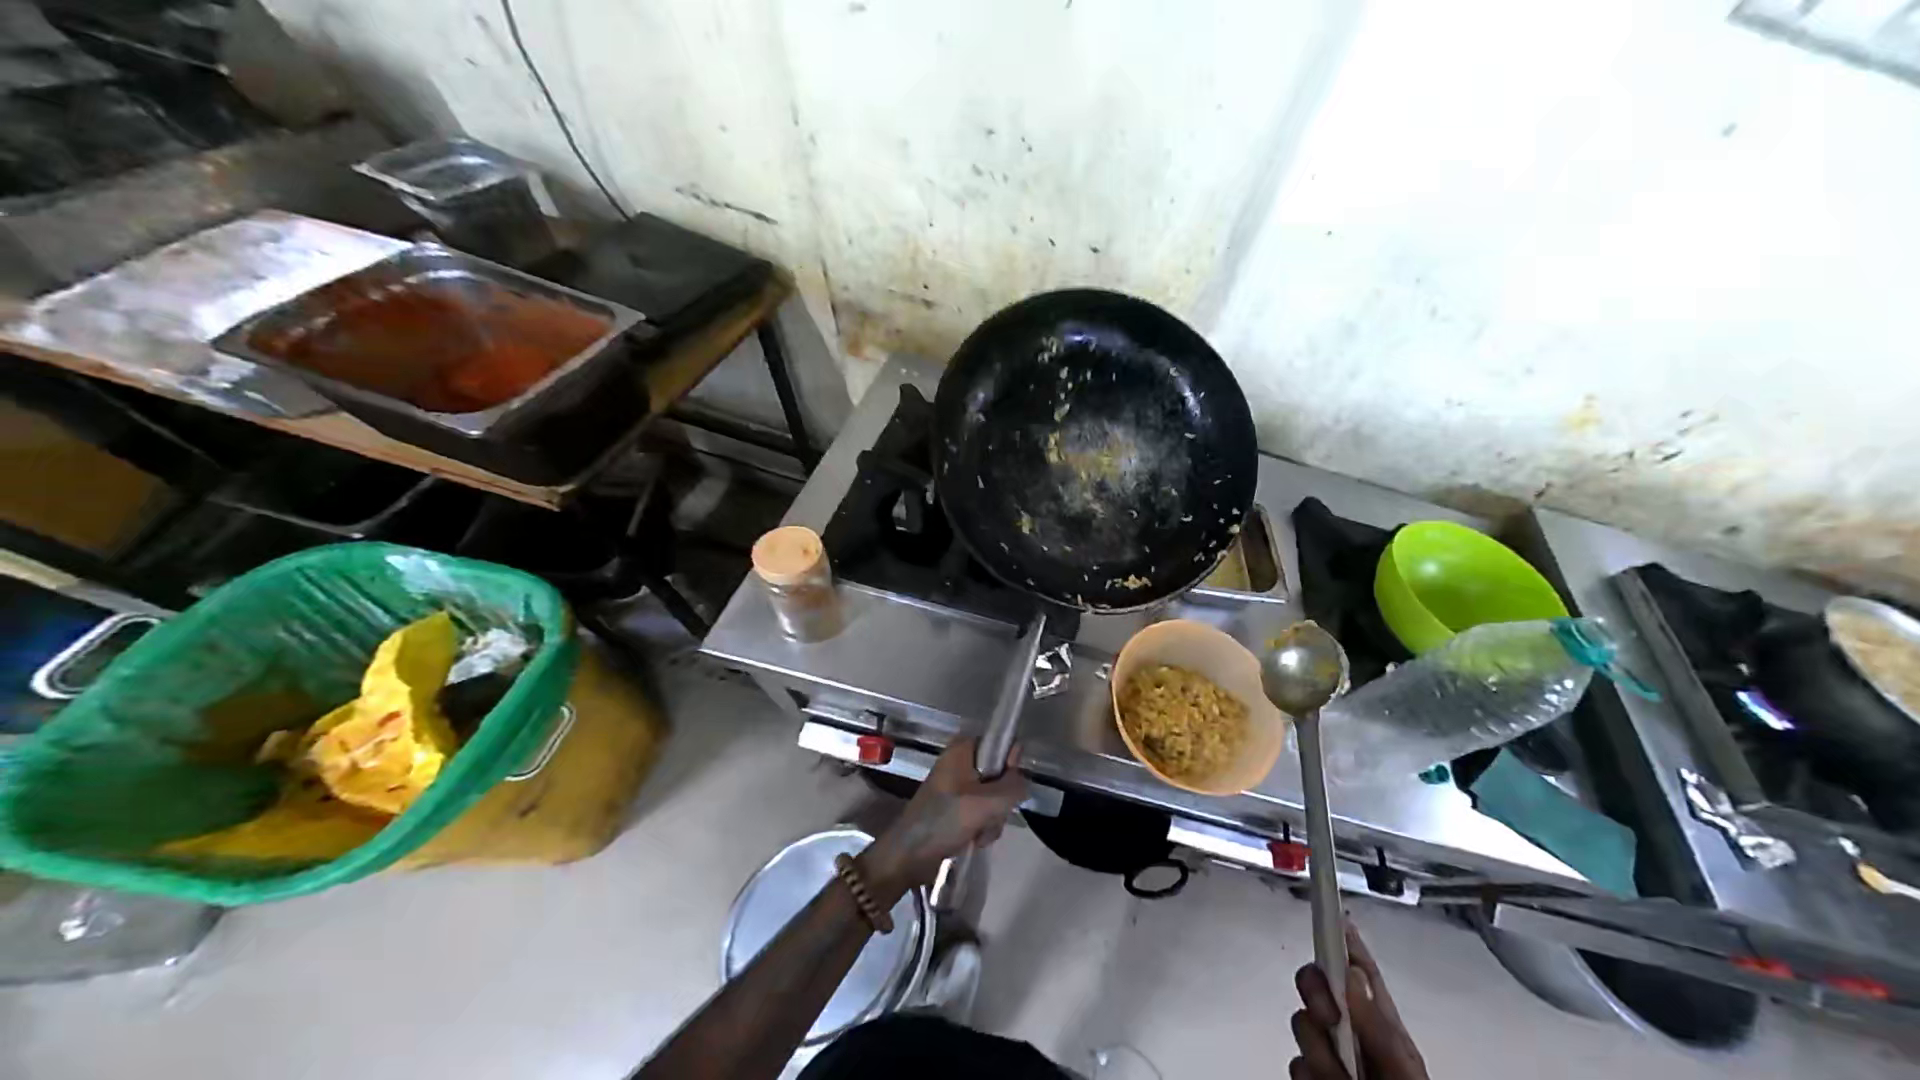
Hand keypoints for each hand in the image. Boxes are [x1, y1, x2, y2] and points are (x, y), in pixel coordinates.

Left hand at [860, 738, 1027, 900]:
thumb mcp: (985, 803)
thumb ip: (1013, 786)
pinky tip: (974, 839)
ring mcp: (959, 787)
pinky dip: (983, 827)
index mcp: (963, 750)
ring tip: (977, 832)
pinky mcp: (957, 808)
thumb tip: (1024, 776)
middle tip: (990, 814)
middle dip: (1000, 801)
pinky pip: (984, 813)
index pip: (1001, 744)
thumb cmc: (943, 820)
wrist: (909, 856)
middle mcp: (961, 763)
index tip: (1009, 786)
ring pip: (995, 797)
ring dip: (992, 819)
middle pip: (1001, 774)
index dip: (1010, 765)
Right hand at [1291, 923, 1428, 1079]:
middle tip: (1326, 1013)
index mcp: (1383, 1027)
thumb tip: (1352, 971)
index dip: (1345, 940)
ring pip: (1303, 1026)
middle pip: (1316, 985)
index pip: (1360, 970)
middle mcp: (1353, 1035)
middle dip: (1314, 993)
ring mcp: (1333, 1058)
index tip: (1333, 912)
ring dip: (1319, 1050)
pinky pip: (1296, 1065)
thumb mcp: (1403, 1070)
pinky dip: (1310, 1077)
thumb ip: (1379, 1025)